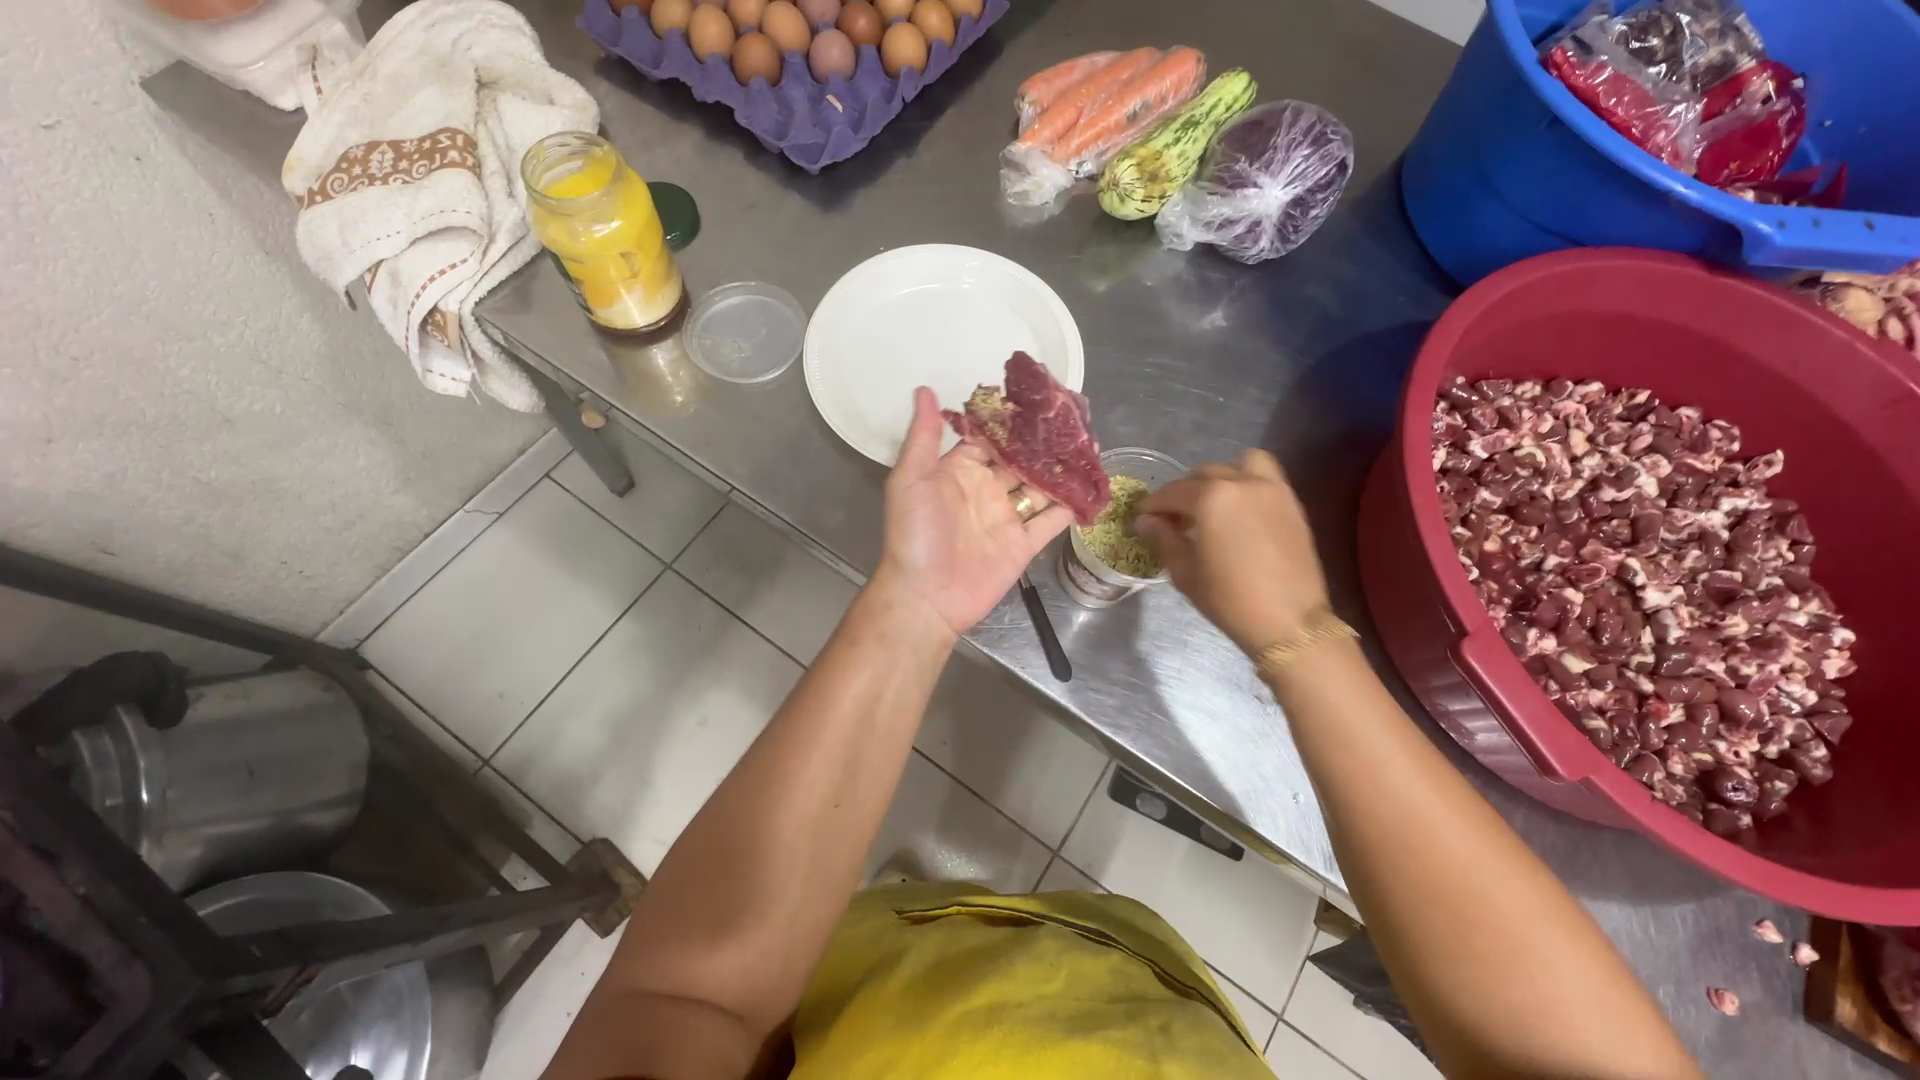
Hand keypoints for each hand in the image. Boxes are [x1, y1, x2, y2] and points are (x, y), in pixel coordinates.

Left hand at [873, 387, 1074, 636]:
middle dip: (1042, 442)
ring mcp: (1007, 517)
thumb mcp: (910, 479)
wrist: (926, 596)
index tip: (1034, 397)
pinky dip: (1071, 507)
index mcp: (958, 471)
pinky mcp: (1024, 544)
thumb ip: (923, 436)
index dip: (1009, 421)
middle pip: (1020, 460)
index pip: (988, 439)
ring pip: (1040, 487)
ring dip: (1061, 470)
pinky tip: (1092, 487)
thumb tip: (924, 388)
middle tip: (1072, 417)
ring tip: (1089, 446)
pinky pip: (1051, 521)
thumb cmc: (914, 534)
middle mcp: (986, 490)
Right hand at [1136, 449, 1330, 654]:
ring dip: (1218, 478)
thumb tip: (1145, 521)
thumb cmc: (1230, 600)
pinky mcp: (1291, 502)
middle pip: (1203, 475)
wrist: (1289, 621)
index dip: (1152, 505)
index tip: (1141, 518)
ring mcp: (1271, 489)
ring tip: (1210, 505)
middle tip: (1173, 519)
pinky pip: (1265, 477)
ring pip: (1237, 465)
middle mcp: (1242, 482)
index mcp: (1211, 498)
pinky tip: (1237, 512)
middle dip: (1183, 493)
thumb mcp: (1185, 571)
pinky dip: (1246, 483)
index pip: (1172, 493)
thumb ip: (1163, 538)